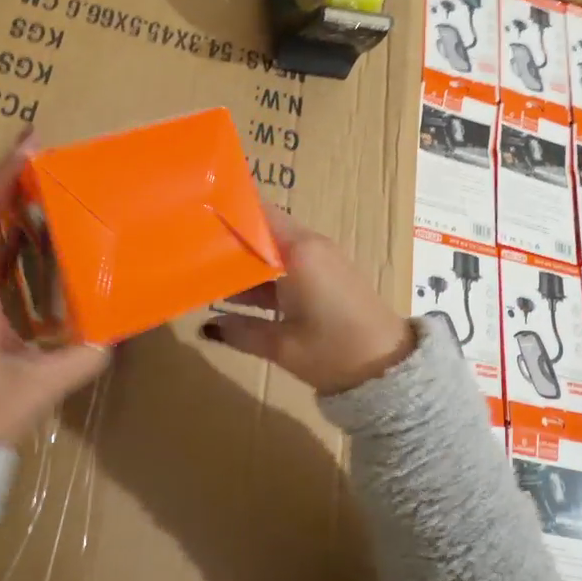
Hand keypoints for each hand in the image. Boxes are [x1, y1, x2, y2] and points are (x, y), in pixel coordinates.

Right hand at [200, 208, 414, 394]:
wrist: (390, 370)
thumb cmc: (334, 352)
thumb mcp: (282, 345)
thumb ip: (241, 331)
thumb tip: (207, 326)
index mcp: (299, 252)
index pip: (258, 213)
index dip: (228, 211)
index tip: (196, 212)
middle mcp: (310, 247)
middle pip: (263, 231)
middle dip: (231, 239)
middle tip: (191, 244)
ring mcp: (320, 262)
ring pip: (273, 251)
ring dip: (245, 262)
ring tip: (203, 270)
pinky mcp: (326, 279)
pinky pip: (287, 267)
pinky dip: (263, 277)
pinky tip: (235, 296)